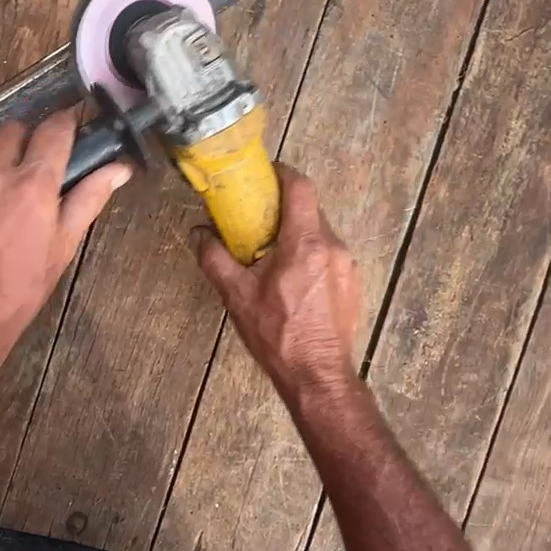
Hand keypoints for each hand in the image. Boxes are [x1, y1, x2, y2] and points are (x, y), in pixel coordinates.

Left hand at [0, 110, 130, 367]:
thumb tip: (120, 167)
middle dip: (29, 142)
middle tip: (35, 171)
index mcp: (31, 187)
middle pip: (15, 129)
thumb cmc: (22, 286)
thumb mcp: (64, 244)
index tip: (71, 126)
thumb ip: (90, 196)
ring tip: (2, 191)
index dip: (66, 123)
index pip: (54, 130)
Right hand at [193, 165, 361, 396]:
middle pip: (309, 210)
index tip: (263, 176)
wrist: (317, 376)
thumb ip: (214, 258)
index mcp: (305, 242)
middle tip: (256, 220)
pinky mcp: (352, 286)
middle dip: (282, 209)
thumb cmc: (277, 334)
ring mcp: (347, 267)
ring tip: (270, 255)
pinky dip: (309, 256)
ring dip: (296, 235)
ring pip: (320, 234)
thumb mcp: (236, 295)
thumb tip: (198, 234)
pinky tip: (290, 281)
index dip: (282, 174)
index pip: (301, 187)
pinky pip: (329, 257)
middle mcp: (332, 247)